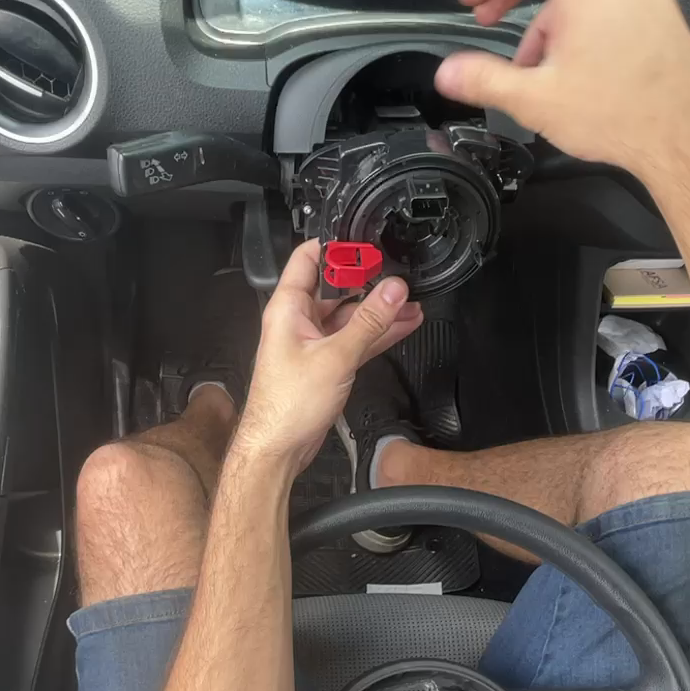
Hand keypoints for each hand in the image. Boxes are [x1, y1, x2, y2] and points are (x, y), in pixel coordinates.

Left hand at [232, 241, 422, 469]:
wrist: (278, 448)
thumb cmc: (285, 406)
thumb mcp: (335, 357)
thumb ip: (368, 322)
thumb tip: (393, 290)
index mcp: (288, 309)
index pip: (308, 258)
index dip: (336, 245)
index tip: (366, 242)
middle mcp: (297, 323)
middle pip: (335, 288)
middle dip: (367, 282)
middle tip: (398, 274)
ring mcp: (312, 344)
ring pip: (349, 317)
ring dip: (378, 311)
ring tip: (410, 301)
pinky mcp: (324, 365)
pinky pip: (353, 341)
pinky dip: (375, 334)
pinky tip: (401, 326)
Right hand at [435, 0, 689, 179]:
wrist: (680, 130)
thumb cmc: (623, 111)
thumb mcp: (534, 99)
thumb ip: (484, 80)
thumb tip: (449, 73)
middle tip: (485, 12)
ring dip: (540, 10)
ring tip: (522, 58)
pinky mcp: (651, 6)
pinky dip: (571, 18)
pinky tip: (559, 62)